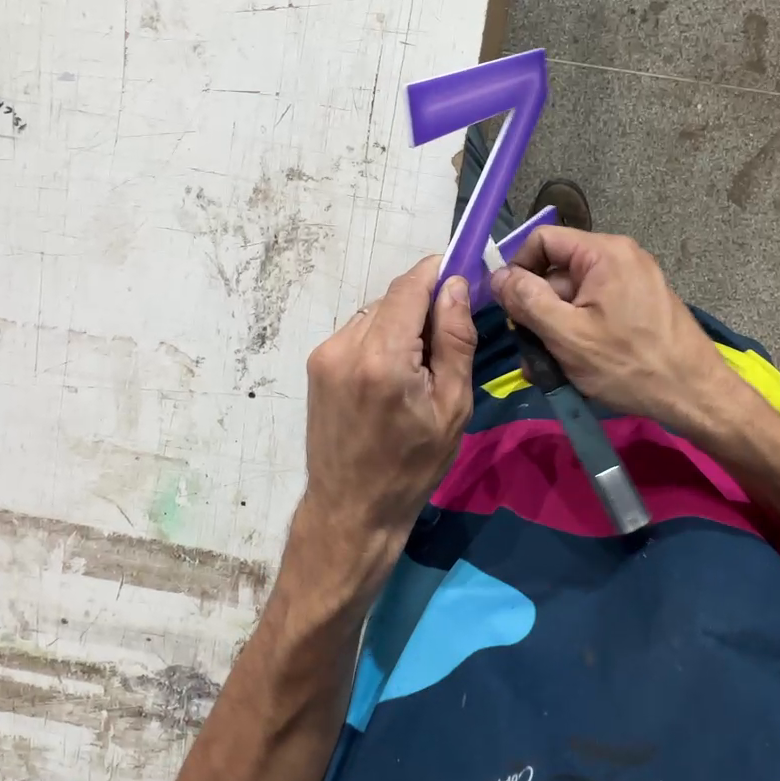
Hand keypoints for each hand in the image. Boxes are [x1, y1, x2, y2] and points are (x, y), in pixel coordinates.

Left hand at [300, 256, 476, 554]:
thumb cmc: (412, 466)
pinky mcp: (317, 364)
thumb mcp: (452, 407)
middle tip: (449, 338)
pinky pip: (358, 332)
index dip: (437, 271)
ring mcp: (325, 354)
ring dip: (402, 324)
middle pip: (392, 299)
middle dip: (424, 305)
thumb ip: (455, 340)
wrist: (351, 510)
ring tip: (418, 368)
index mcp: (382, 359)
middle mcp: (345, 346)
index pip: (409, 287)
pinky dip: (381, 339)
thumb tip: (456, 286)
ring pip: (375, 314)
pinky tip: (392, 376)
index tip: (462, 271)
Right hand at [489, 227, 731, 431]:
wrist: (696, 396)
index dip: (517, 269)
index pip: (542, 240)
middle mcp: (620, 256)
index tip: (508, 308)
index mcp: (603, 252)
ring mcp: (634, 281)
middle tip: (530, 351)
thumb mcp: (567, 334)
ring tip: (550, 369)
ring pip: (574, 297)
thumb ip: (527, 300)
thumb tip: (497, 276)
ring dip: (556, 330)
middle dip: (537, 311)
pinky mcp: (641, 305)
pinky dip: (579, 334)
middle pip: (557, 272)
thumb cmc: (629, 364)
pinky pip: (595, 310)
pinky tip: (575, 367)